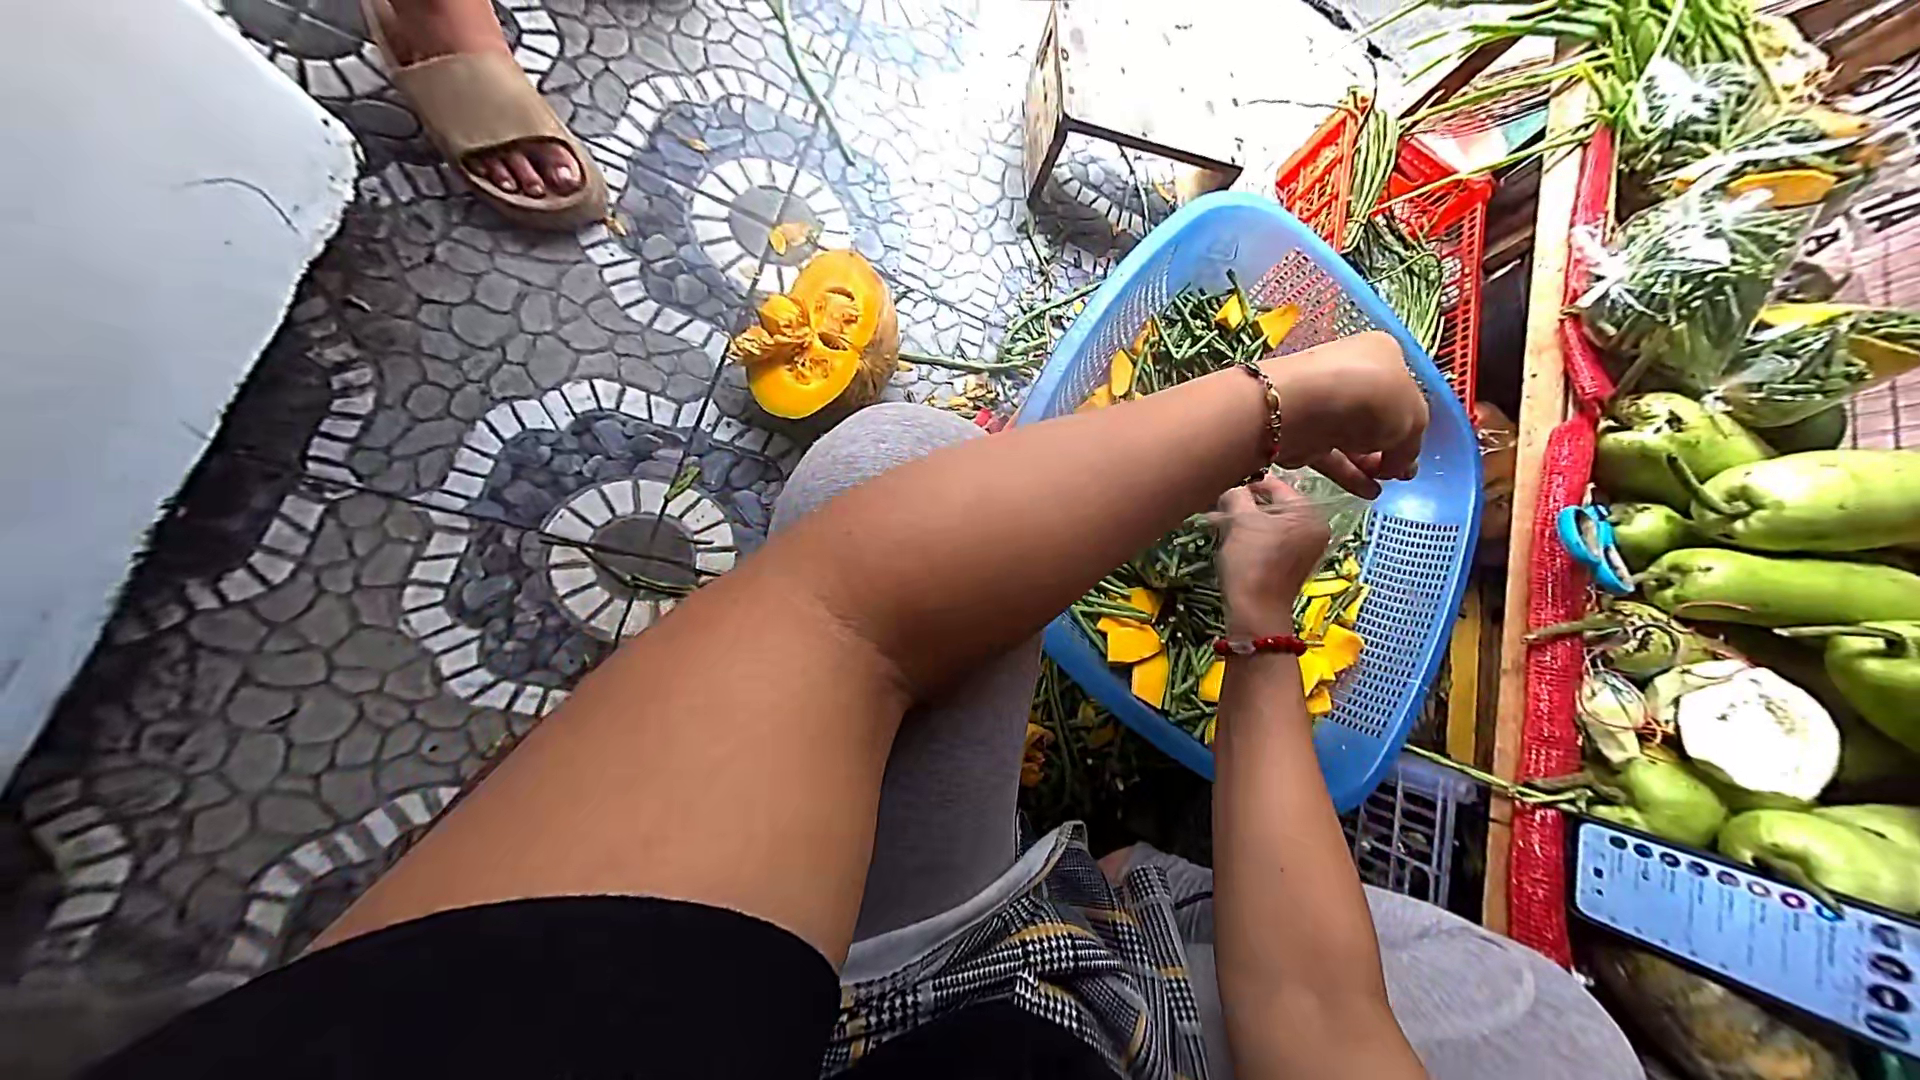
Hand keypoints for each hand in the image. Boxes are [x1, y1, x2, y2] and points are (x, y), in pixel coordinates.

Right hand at [1215, 478, 1330, 637]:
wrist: (1254, 610)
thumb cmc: (1251, 560)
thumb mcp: (1240, 521)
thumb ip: (1236, 495)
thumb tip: (1232, 486)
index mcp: (1309, 513)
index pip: (1275, 484)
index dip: (1246, 483)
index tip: (1222, 486)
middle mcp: (1313, 526)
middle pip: (1273, 503)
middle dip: (1244, 503)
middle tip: (1218, 505)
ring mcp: (1304, 546)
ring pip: (1269, 521)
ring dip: (1244, 519)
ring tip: (1219, 521)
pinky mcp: (1290, 561)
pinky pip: (1271, 537)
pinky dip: (1252, 534)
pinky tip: (1231, 537)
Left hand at [1265, 331, 1427, 498]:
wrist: (1305, 407)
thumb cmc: (1372, 397)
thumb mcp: (1414, 418)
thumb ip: (1411, 443)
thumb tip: (1399, 465)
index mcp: (1379, 354)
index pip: (1399, 388)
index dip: (1408, 418)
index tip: (1414, 443)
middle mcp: (1346, 374)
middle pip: (1372, 415)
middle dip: (1388, 445)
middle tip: (1401, 471)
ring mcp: (1318, 404)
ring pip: (1348, 438)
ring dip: (1368, 463)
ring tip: (1385, 484)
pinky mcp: (1297, 433)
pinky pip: (1326, 455)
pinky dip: (1346, 473)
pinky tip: (1367, 491)